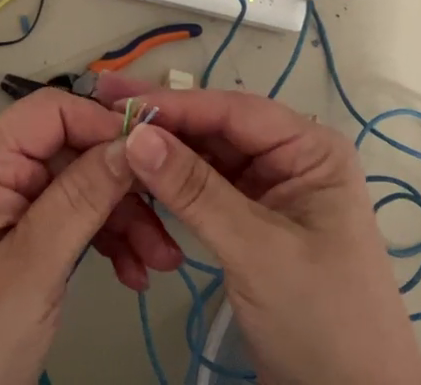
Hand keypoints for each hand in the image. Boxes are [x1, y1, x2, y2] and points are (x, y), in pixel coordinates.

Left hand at [0, 88, 181, 384]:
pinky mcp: (20, 241)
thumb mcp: (31, 268)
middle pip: (73, 151)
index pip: (52, 111)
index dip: (104, 124)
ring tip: (160, 261)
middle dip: (123, 183)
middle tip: (168, 225)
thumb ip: (81, 199)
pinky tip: (133, 272)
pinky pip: (71, 222)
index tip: (156, 156)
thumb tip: (132, 142)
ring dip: (123, 219)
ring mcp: (8, 209)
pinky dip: (105, 242)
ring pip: (80, 188)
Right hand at [117, 88, 420, 384]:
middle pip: (214, 130)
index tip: (115, 103)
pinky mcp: (249, 223)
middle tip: (99, 111)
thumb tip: (135, 137)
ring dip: (161, 157)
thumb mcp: (257, 251)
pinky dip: (170, 191)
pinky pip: (203, 192)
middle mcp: (289, 158)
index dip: (173, 104)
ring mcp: (268, 191)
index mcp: (309, 149)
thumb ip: (195, 191)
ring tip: (106, 142)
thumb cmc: (321, 319)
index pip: (232, 111)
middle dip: (160, 125)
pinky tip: (135, 181)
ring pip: (204, 160)